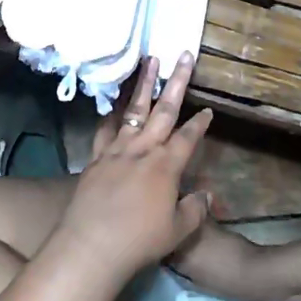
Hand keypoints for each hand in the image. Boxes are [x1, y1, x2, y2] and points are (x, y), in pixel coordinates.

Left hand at [51, 55, 213, 282]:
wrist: (92, 244)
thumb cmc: (139, 241)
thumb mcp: (177, 231)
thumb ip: (194, 210)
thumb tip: (206, 194)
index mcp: (166, 166)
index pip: (188, 138)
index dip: (200, 124)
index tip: (208, 109)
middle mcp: (143, 149)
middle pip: (164, 110)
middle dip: (177, 82)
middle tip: (184, 56)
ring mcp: (117, 149)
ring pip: (134, 110)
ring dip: (144, 84)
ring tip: (151, 60)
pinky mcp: (96, 156)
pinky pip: (106, 128)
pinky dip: (111, 114)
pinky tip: (114, 104)